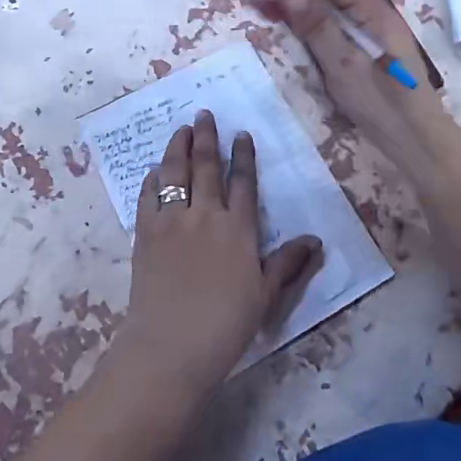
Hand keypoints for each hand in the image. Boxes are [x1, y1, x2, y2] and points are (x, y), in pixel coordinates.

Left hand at [114, 111, 322, 395]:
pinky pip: (148, 196)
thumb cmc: (225, 324)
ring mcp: (172, 221)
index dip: (243, 156)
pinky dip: (152, 178)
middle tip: (204, 114)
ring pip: (175, 173)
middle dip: (206, 137)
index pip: (243, 182)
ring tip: (181, 128)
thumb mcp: (264, 295)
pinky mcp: (145, 233)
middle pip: (206, 167)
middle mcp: (205, 215)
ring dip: (178, 147)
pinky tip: (155, 169)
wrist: (171, 346)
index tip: (241, 134)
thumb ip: (286, 263)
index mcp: (237, 229)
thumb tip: (314, 240)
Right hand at [255, 0, 449, 169]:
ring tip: (272, 14)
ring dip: (302, 5)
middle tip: (263, 2)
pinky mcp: (369, 52)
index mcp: (376, 13)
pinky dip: (312, 24)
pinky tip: (296, 35)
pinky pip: (337, 26)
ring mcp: (374, 35)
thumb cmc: (383, 105)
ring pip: (335, 7)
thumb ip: (318, 27)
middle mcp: (376, 17)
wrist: (417, 142)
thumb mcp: (345, 66)